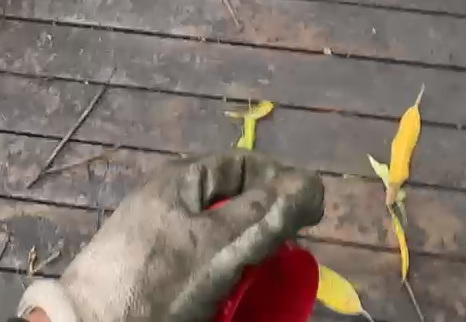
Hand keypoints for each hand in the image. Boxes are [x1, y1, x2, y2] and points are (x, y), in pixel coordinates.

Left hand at [18, 152, 324, 321]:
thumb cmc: (155, 283)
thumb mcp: (216, 248)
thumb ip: (265, 216)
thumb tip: (310, 183)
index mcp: (180, 181)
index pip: (242, 166)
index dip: (281, 181)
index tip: (313, 212)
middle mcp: (169, 202)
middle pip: (232, 204)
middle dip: (267, 224)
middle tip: (295, 254)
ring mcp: (157, 239)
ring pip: (218, 239)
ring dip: (248, 255)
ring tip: (270, 279)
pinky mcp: (152, 274)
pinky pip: (200, 266)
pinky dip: (224, 277)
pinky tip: (236, 298)